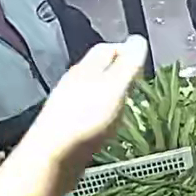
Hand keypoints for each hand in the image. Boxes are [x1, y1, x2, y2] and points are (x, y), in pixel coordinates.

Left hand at [17, 36, 147, 167]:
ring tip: (124, 106)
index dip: (126, 52)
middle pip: (98, 70)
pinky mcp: (65, 126)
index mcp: (86, 68)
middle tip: (136, 86)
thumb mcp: (114, 88)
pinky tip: (105, 126)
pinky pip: (86, 112)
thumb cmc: (86, 120)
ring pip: (92, 91)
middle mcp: (73, 82)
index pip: (107, 49)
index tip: (142, 64)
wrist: (54, 155)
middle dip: (118, 74)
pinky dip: (99, 114)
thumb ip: (127, 65)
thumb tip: (138, 40)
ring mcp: (66, 104)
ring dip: (109, 95)